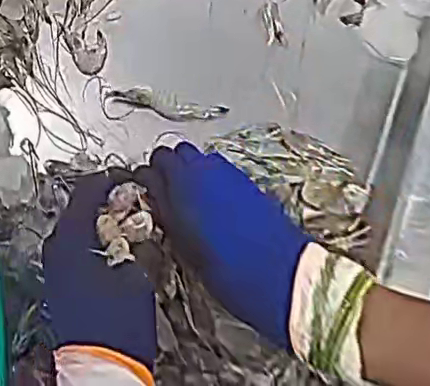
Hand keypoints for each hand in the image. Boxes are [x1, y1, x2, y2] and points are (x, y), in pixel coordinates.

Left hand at [42, 170, 158, 369]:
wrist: (97, 371)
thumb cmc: (115, 325)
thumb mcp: (138, 278)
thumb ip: (144, 244)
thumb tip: (149, 229)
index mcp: (70, 237)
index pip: (87, 189)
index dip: (112, 179)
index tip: (131, 179)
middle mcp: (55, 247)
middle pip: (81, 207)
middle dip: (108, 203)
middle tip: (133, 203)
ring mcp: (54, 266)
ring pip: (78, 229)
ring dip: (102, 224)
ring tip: (129, 227)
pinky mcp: (58, 283)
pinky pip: (75, 249)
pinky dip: (94, 243)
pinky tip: (115, 253)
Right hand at [139, 142, 309, 349]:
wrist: (283, 276)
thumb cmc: (230, 273)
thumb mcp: (186, 249)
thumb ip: (167, 215)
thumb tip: (156, 201)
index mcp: (180, 185)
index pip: (152, 166)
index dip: (146, 179)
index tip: (146, 193)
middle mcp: (200, 169)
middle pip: (174, 152)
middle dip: (167, 167)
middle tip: (166, 193)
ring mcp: (224, 170)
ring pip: (196, 156)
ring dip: (189, 169)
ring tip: (190, 198)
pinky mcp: (243, 177)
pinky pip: (215, 167)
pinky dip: (208, 176)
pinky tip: (213, 202)